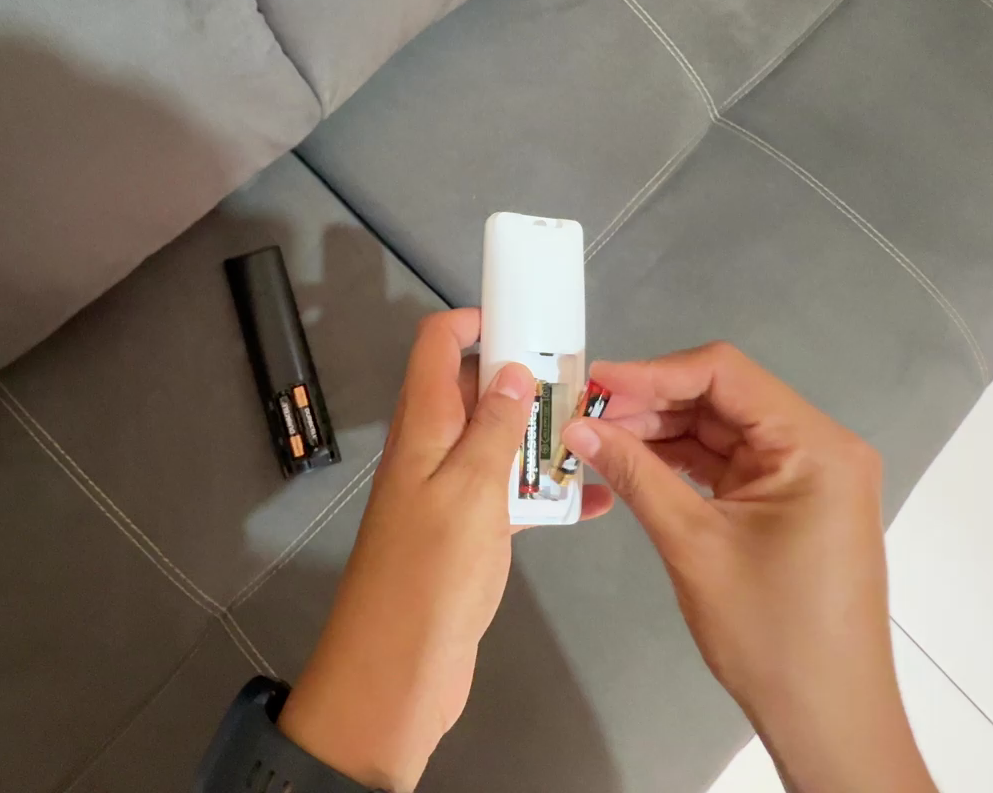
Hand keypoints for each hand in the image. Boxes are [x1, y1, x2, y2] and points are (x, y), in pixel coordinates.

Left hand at [278, 309, 611, 789]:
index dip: (473, 322)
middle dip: (521, 379)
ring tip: (594, 435)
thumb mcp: (470, 489)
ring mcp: (448, 488)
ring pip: (495, 440)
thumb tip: (511, 369)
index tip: (524, 323)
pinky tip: (592, 502)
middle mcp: (431, 445)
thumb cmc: (431, 571)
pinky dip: (542, 490)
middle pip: (472, 388)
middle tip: (578, 384)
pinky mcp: (466, 529)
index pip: (435, 344)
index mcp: (422, 422)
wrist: (398, 670)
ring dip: (538, 435)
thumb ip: (493, 427)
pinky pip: (507, 492)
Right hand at [561, 342, 935, 792]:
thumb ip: (633, 473)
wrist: (826, 721)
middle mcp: (814, 446)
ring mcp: (800, 473)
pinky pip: (721, 459)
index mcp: (813, 445)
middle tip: (584, 413)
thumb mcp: (692, 543)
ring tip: (595, 435)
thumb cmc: (769, 632)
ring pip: (715, 426)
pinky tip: (628, 458)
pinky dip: (675, 458)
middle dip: (648, 402)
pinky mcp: (782, 497)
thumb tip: (575, 426)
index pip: (724, 373)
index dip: (652, 372)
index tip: (593, 384)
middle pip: (719, 397)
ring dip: (656, 429)